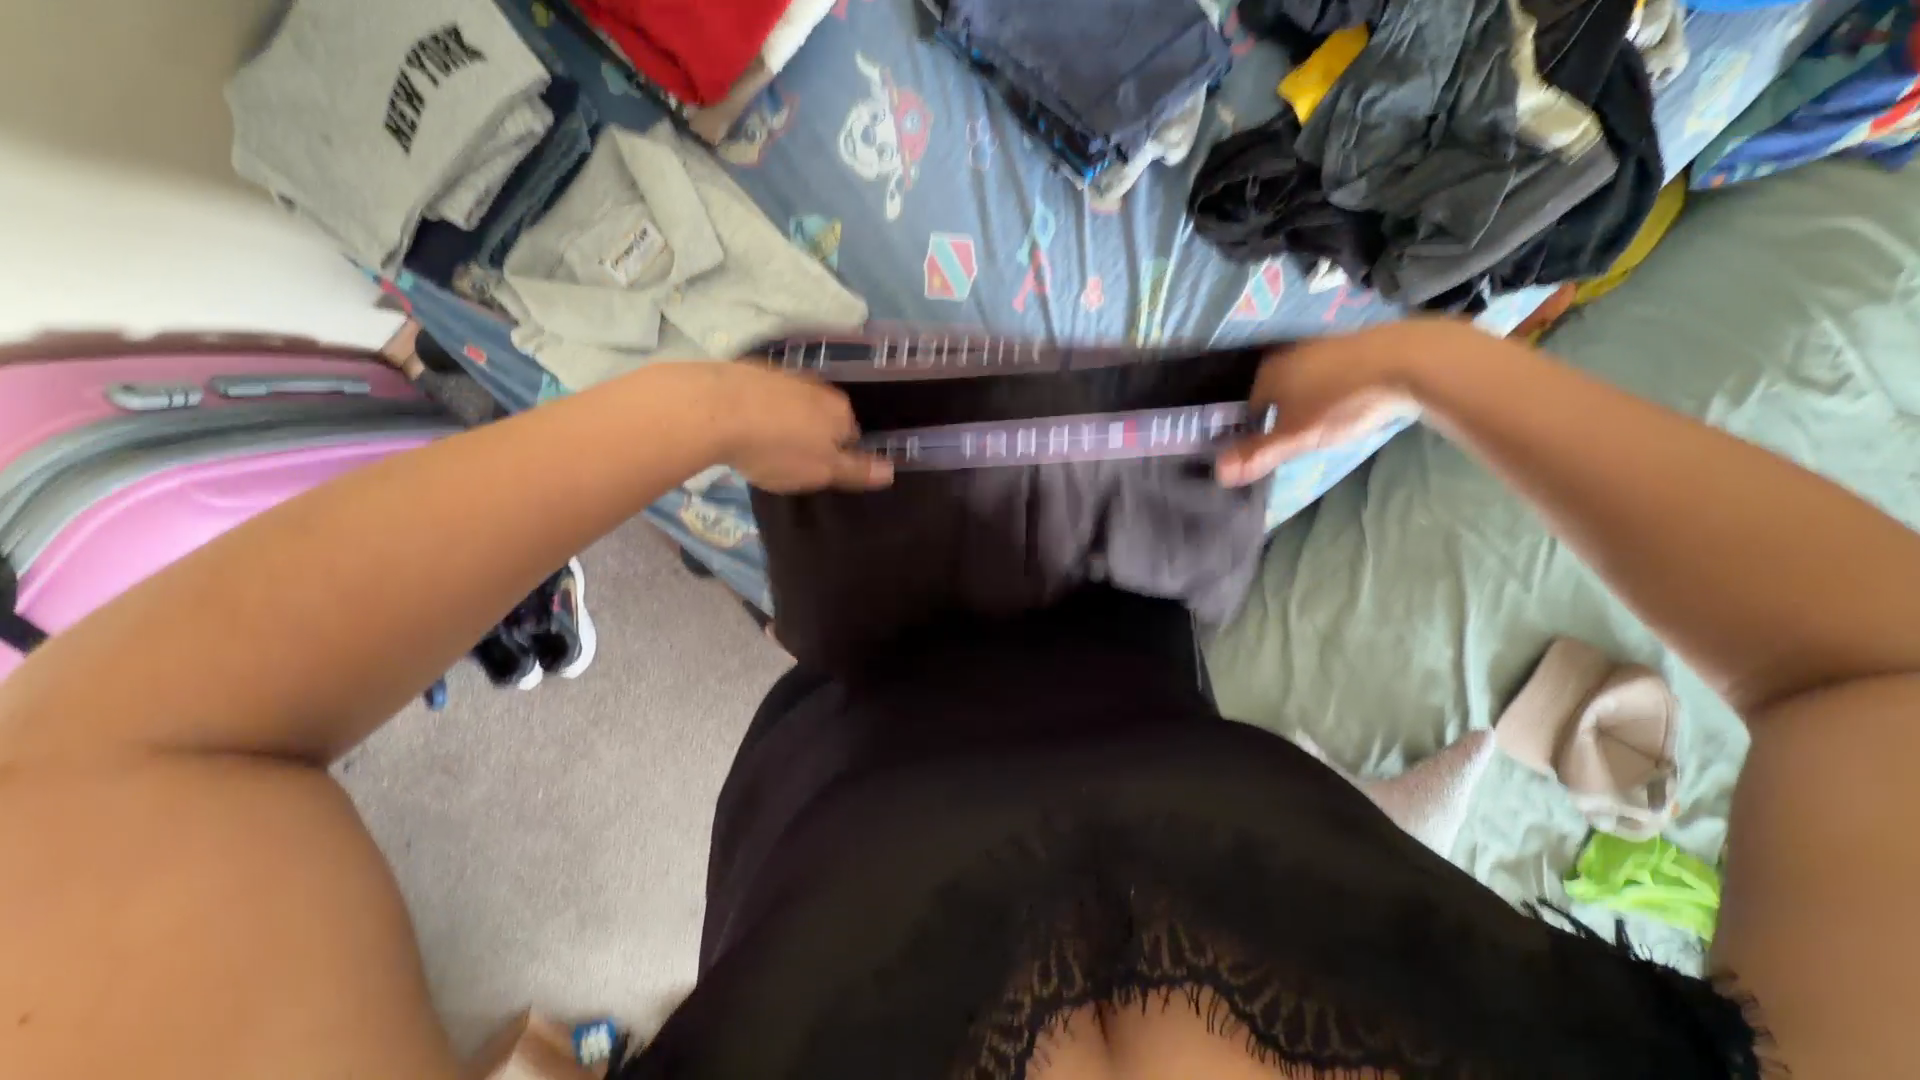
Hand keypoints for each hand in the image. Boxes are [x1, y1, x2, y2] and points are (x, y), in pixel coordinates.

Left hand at [708, 363, 894, 492]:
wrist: (714, 409)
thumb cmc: (777, 449)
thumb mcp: (821, 471)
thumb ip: (856, 471)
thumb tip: (891, 470)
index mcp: (841, 412)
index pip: (853, 436)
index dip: (838, 456)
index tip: (818, 471)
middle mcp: (818, 388)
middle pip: (824, 416)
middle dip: (813, 435)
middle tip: (790, 460)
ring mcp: (784, 375)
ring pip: (794, 404)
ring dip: (786, 421)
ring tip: (765, 444)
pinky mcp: (750, 371)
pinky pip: (765, 395)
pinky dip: (760, 409)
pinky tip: (743, 425)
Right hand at [1215, 320, 1466, 486]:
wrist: (1406, 362)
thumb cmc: (1340, 401)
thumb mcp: (1297, 436)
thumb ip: (1259, 454)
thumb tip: (1219, 474)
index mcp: (1267, 373)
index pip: (1251, 407)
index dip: (1257, 430)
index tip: (1271, 449)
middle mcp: (1288, 353)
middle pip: (1276, 391)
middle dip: (1283, 413)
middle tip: (1298, 439)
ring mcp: (1322, 345)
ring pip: (1304, 380)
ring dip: (1309, 399)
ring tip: (1326, 422)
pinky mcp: (1355, 344)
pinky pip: (1332, 371)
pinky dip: (1334, 387)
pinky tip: (1351, 401)